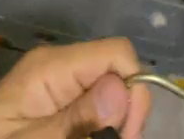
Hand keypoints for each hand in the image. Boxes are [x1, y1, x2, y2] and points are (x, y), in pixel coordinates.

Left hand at [0, 38, 152, 138]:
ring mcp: (61, 89)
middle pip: (118, 74)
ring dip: (115, 124)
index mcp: (51, 66)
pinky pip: (95, 110)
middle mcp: (61, 68)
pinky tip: (93, 138)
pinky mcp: (60, 109)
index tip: (127, 135)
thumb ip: (73, 121)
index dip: (132, 89)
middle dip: (126, 111)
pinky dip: (101, 128)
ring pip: (112, 96)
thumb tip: (120, 89)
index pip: (115, 53)